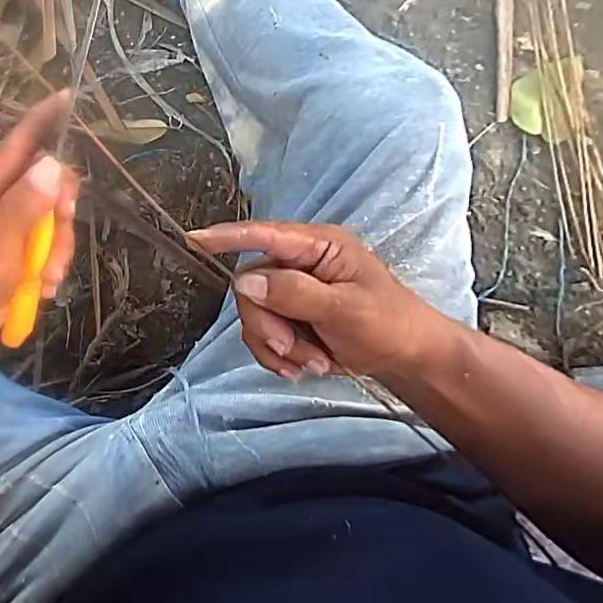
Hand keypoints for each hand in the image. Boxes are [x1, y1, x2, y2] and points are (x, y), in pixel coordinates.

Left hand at [0, 92, 80, 346]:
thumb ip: (26, 205)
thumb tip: (53, 162)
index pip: (20, 143)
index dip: (43, 120)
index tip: (67, 97)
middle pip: (49, 185)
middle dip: (61, 215)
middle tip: (59, 239)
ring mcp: (9, 225)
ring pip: (54, 219)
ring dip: (57, 250)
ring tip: (46, 277)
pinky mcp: (17, 248)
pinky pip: (49, 244)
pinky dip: (51, 265)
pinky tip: (41, 286)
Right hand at [188, 220, 457, 380]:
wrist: (406, 357)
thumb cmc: (388, 325)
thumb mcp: (346, 310)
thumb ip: (295, 293)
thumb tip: (244, 282)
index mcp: (318, 246)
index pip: (265, 236)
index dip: (228, 236)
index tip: (195, 238)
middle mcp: (299, 263)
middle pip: (253, 288)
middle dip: (270, 327)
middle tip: (297, 352)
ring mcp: (291, 289)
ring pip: (254, 315)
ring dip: (278, 346)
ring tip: (312, 363)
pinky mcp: (287, 314)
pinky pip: (261, 334)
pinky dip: (277, 355)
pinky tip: (304, 366)